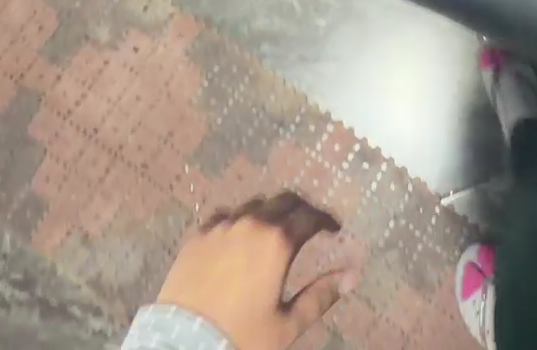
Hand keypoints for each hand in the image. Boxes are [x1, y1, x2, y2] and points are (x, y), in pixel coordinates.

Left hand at [155, 192, 357, 348]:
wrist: (182, 344)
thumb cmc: (241, 336)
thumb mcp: (287, 324)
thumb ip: (321, 296)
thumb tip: (353, 274)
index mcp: (278, 241)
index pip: (311, 216)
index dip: (326, 220)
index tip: (333, 229)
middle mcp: (252, 223)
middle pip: (284, 201)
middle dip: (301, 210)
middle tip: (307, 225)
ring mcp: (222, 226)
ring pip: (254, 205)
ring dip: (269, 214)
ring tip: (272, 232)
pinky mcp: (197, 235)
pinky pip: (223, 217)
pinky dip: (237, 222)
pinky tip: (236, 238)